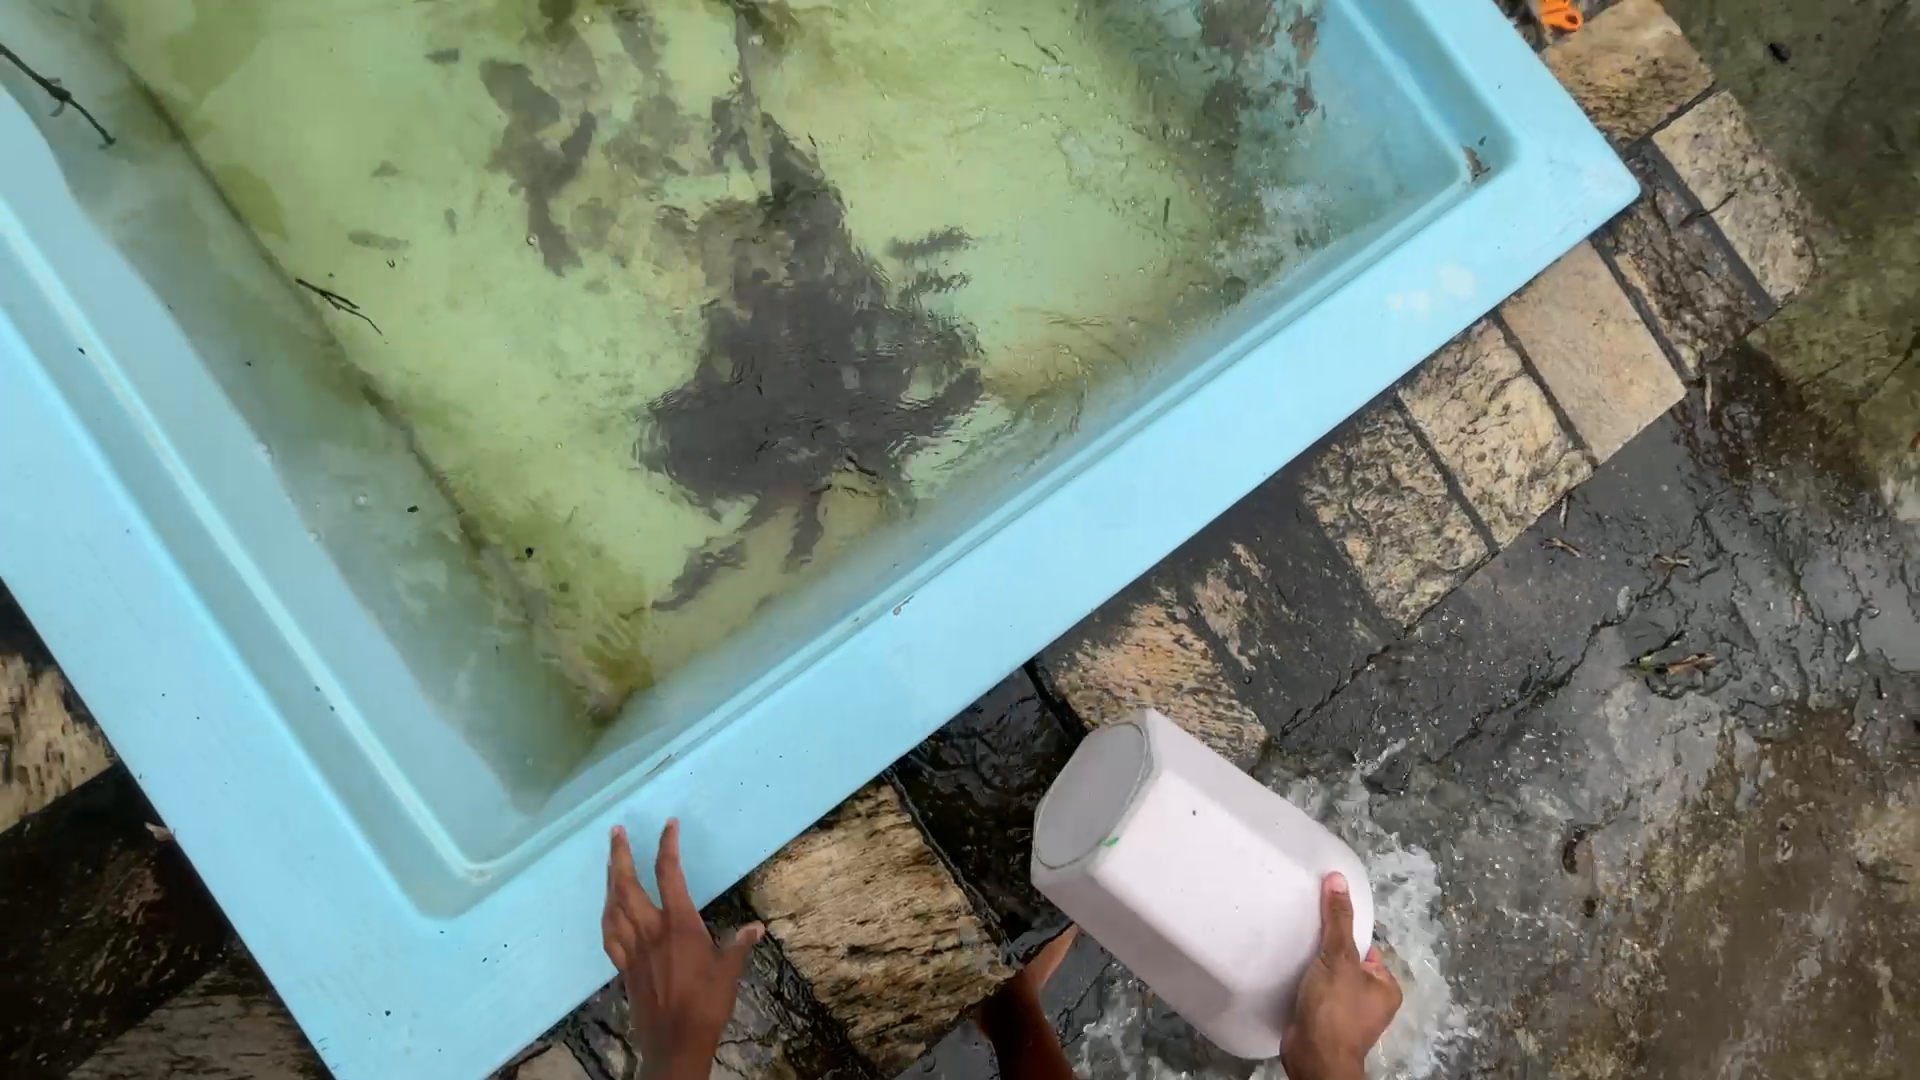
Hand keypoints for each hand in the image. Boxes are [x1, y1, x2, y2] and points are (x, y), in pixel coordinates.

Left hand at [603, 821, 764, 1079]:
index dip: (668, 846)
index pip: (670, 874)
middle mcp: (651, 931)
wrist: (676, 1043)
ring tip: (611, 862)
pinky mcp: (624, 968)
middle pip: (628, 887)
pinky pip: (609, 935)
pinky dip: (607, 916)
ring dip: (610, 881)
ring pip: (613, 908)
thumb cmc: (708, 1002)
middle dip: (620, 856)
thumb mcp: (730, 969)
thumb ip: (739, 944)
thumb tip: (756, 927)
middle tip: (615, 832)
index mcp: (679, 924)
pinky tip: (607, 909)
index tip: (669, 825)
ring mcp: (633, 950)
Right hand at [1280, 872, 1401, 1079]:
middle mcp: (1371, 999)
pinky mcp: (1323, 1018)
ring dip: (1310, 964)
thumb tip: (1339, 880)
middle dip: (1323, 947)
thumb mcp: (1338, 957)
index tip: (1319, 922)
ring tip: (1292, 949)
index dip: (1342, 931)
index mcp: (1385, 986)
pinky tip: (1288, 972)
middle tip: (1302, 933)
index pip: (1364, 944)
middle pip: (1343, 957)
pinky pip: (1314, 988)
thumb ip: (1337, 919)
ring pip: (1327, 973)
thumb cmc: (1335, 1009)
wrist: (1313, 1056)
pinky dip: (1302, 979)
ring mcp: (1347, 1011)